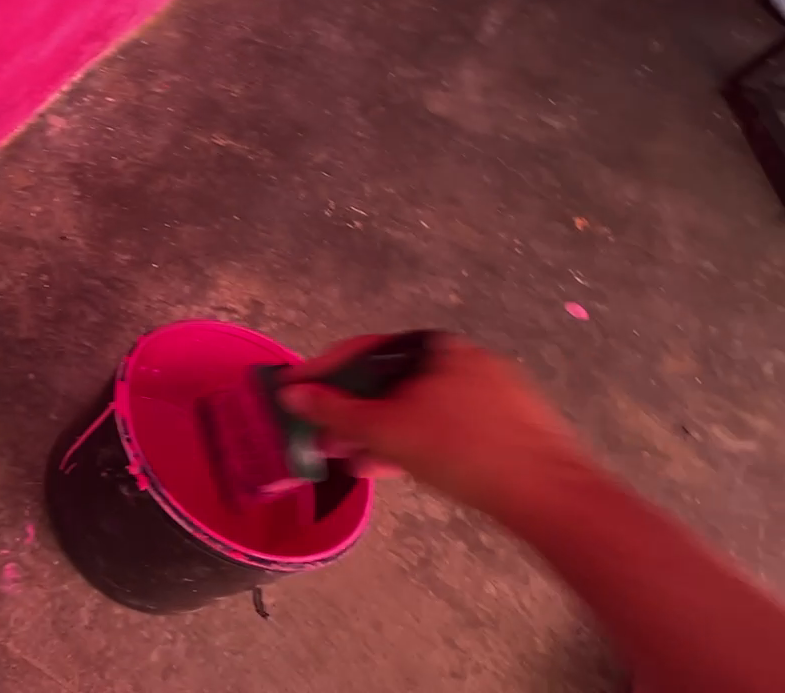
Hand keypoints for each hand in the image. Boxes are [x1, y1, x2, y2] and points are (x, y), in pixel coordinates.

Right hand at [278, 333, 591, 518]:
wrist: (558, 501)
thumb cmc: (460, 449)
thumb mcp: (382, 428)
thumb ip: (331, 408)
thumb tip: (291, 394)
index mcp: (434, 347)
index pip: (361, 352)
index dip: (321, 373)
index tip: (293, 390)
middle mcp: (463, 360)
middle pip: (388, 382)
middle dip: (350, 411)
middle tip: (322, 434)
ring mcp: (492, 395)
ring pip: (414, 408)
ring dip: (376, 432)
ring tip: (349, 458)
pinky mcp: (510, 430)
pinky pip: (443, 426)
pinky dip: (412, 442)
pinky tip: (389, 467)